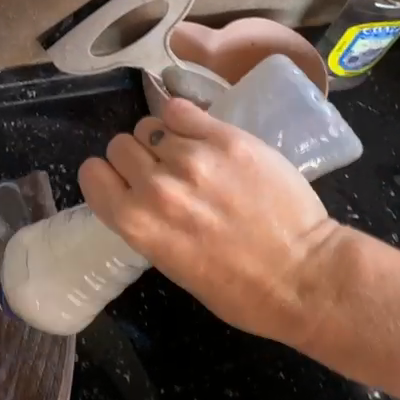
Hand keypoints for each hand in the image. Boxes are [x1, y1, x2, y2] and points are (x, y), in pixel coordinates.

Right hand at [78, 95, 351, 346]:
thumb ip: (144, 222)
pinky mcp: (224, 138)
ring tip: (192, 159)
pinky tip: (202, 137)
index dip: (109, 176)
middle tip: (165, 174)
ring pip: (149, 126)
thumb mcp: (172, 265)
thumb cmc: (240, 289)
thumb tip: (134, 189)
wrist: (307, 278)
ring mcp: (192, 159)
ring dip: (164, 141)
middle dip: (137, 158)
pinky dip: (185, 121)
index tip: (126, 182)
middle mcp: (156, 186)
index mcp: (137, 223)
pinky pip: (179, 110)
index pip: (92, 173)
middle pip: (120, 145)